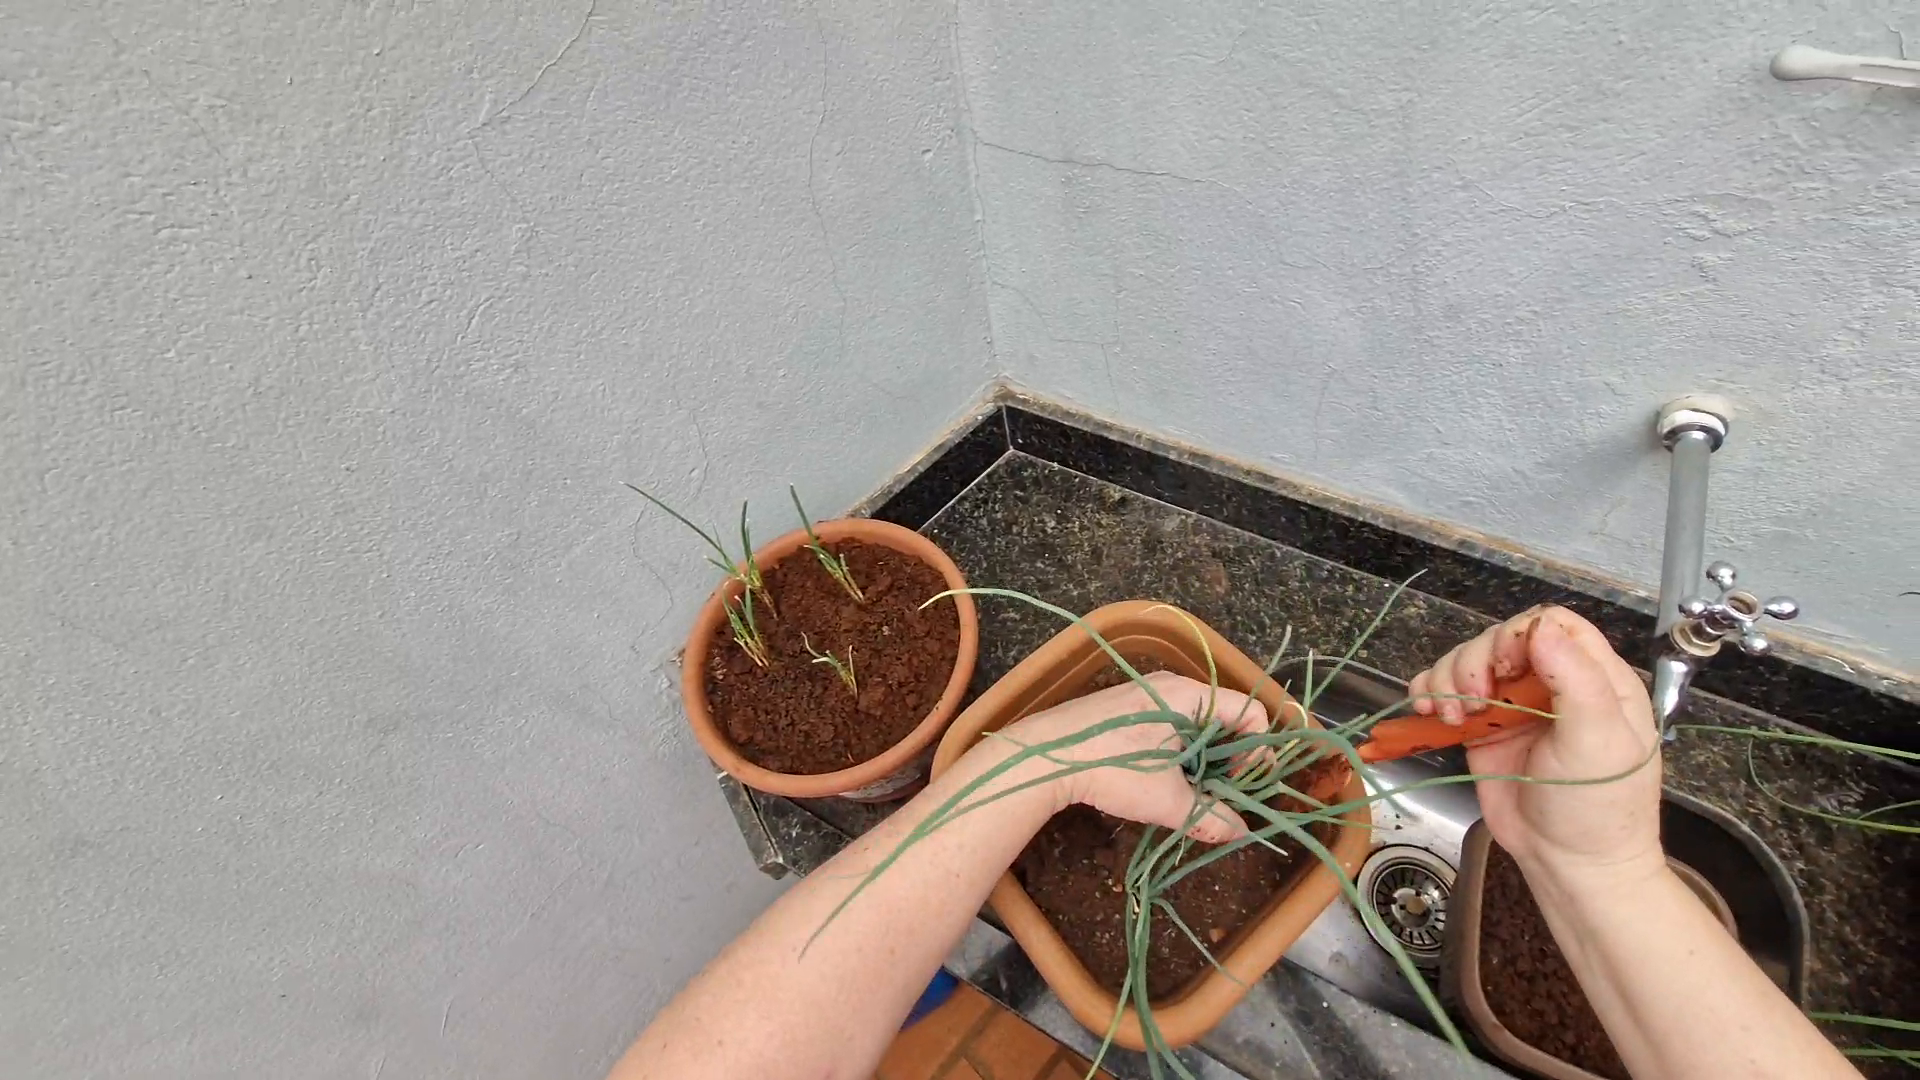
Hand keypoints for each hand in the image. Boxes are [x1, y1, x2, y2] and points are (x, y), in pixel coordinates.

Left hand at [969, 671, 1268, 843]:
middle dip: (1231, 760)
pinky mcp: (1125, 709)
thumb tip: (1241, 831)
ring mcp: (1145, 695)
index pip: (1251, 712)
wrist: (1046, 755)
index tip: (1244, 786)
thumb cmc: (1113, 768)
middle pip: (1225, 718)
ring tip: (1190, 794)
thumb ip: (1212, 815)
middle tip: (1221, 795)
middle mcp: (1170, 687)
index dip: (1259, 752)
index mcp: (1189, 695)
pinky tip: (1161, 781)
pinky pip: (1170, 726)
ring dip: (1203, 760)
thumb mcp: (1169, 800)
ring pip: (1195, 725)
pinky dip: (1177, 753)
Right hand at [1407, 607, 1662, 882]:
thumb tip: (1540, 628)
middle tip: (1473, 700)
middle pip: (1496, 638)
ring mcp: (1510, 705)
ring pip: (1463, 661)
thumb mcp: (1598, 743)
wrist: (1566, 861)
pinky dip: (1426, 694)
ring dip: (1445, 680)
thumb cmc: (1596, 807)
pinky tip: (1428, 714)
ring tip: (1450, 717)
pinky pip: (1441, 690)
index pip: (1554, 624)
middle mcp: (1549, 685)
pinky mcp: (1478, 725)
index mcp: (1595, 680)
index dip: (1521, 634)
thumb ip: (1576, 682)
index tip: (1507, 668)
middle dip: (1473, 662)